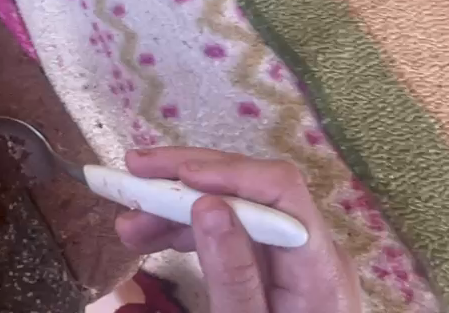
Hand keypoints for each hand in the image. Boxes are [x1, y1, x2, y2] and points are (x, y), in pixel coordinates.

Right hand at [113, 147, 360, 312]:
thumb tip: (207, 205)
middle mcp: (311, 249)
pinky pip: (226, 228)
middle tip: (131, 175)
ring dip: (174, 204)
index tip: (174, 176)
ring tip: (128, 224)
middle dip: (183, 179)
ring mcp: (293, 255)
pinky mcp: (274, 264)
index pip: (281, 190)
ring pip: (229, 204)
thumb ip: (233, 276)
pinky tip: (151, 237)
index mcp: (319, 270)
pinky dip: (185, 226)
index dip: (226, 172)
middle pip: (247, 187)